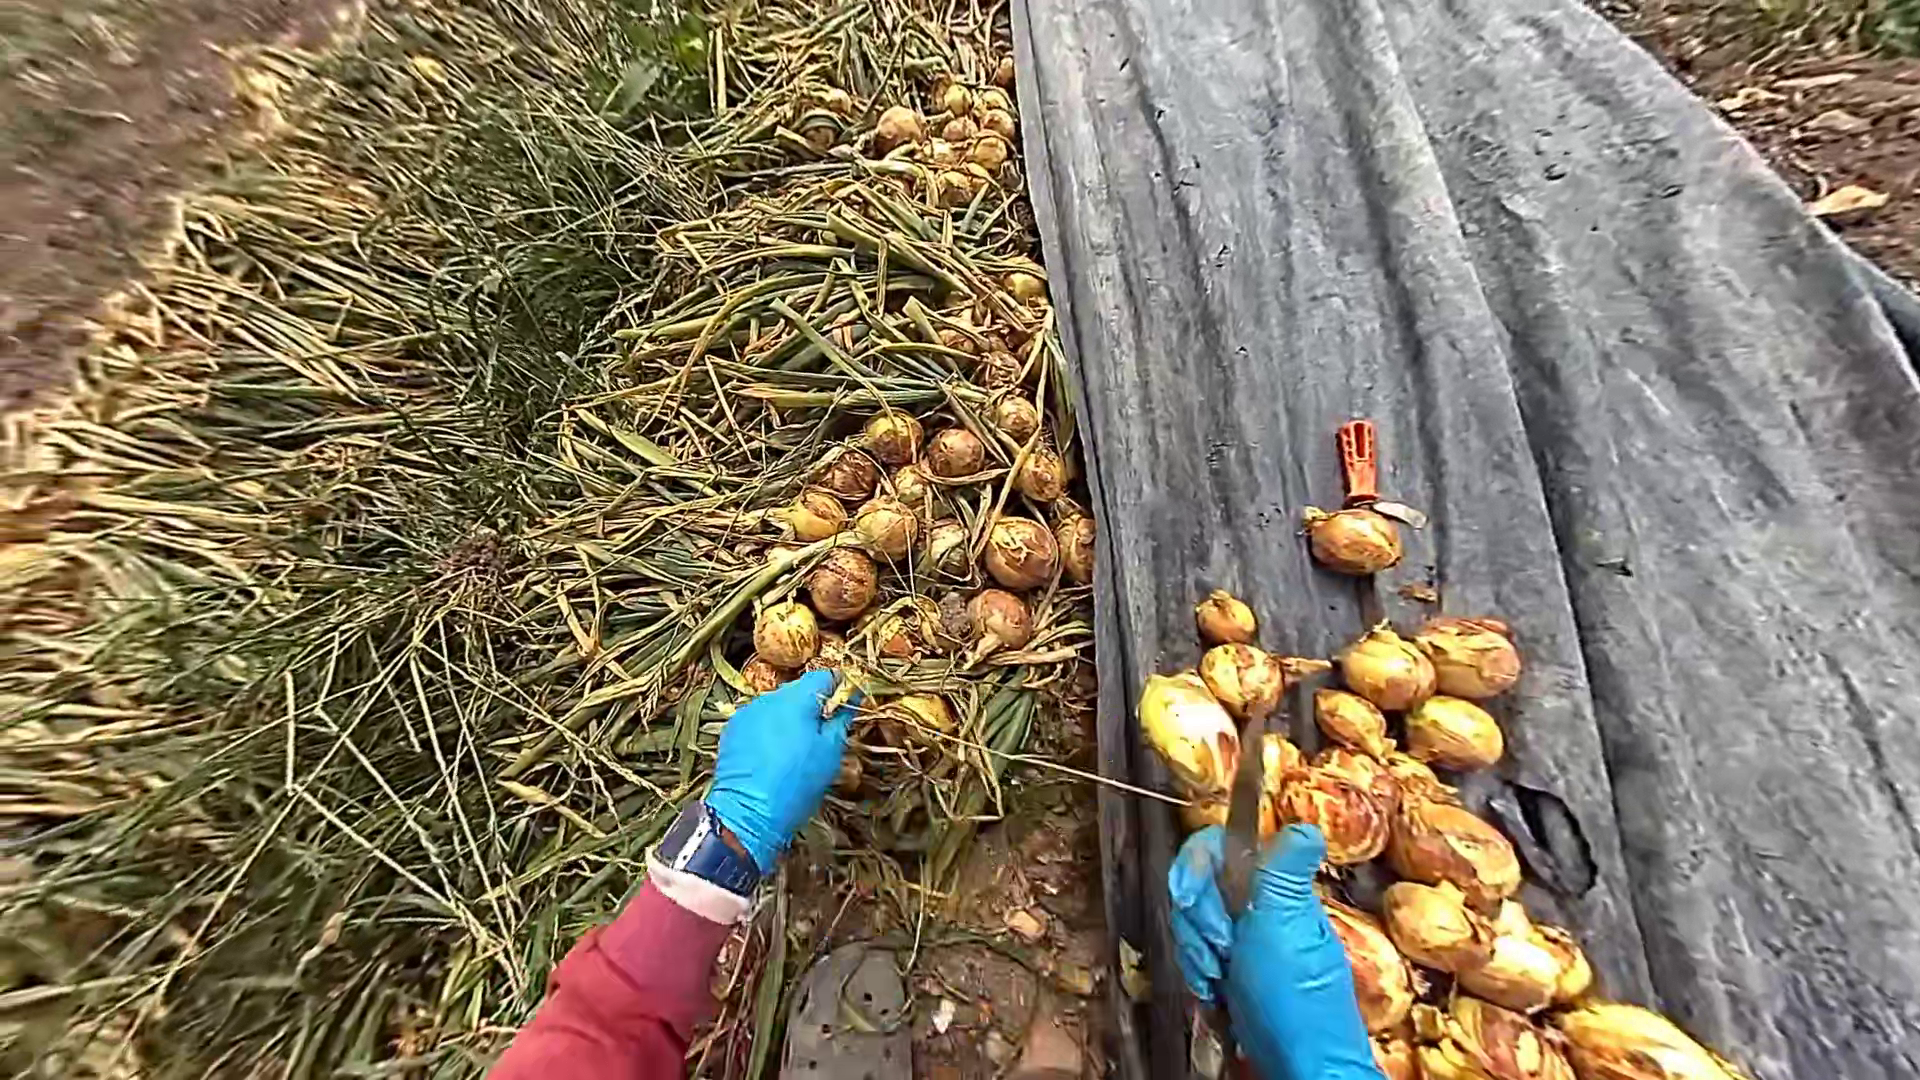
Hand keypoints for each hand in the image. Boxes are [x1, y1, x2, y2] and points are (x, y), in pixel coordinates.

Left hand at [705, 669, 857, 871]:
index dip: (839, 687)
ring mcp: (748, 712)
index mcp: (797, 698)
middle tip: (823, 732)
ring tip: (796, 746)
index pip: (825, 675)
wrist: (747, 815)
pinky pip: (759, 719)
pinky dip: (769, 728)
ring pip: (778, 704)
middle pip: (800, 689)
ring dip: (790, 717)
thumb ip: (842, 717)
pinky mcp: (732, 729)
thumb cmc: (797, 782)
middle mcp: (770, 697)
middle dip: (814, 705)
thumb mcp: (830, 751)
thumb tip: (852, 695)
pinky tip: (773, 752)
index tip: (845, 706)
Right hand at [1168, 825, 1381, 1079]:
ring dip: (1194, 948)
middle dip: (1196, 918)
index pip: (1214, 845)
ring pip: (1186, 914)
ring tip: (1219, 977)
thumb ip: (1285, 870)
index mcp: (1267, 883)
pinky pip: (1187, 946)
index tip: (1188, 898)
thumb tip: (1309, 826)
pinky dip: (1194, 968)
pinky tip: (1212, 989)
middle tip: (1220, 949)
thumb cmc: (1295, 994)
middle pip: (1193, 879)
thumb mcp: (1289, 925)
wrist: (1296, 1068)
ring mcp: (1235, 931)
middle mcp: (1250, 900)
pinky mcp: (1221, 960)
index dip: (1193, 866)